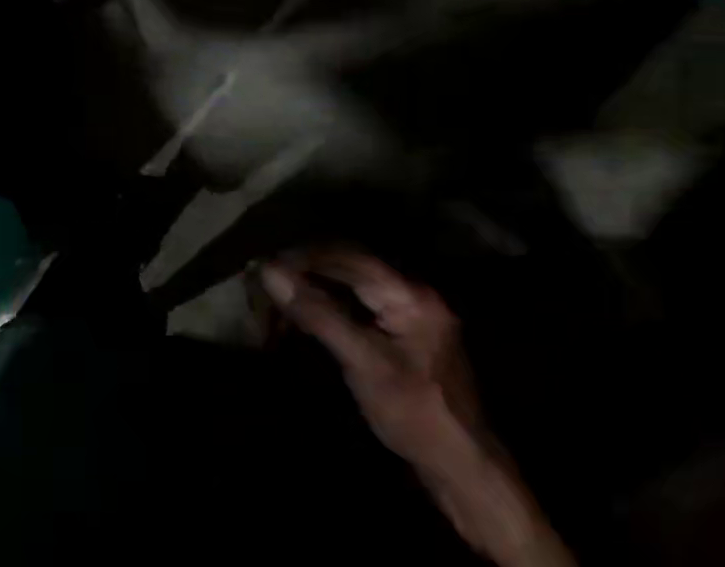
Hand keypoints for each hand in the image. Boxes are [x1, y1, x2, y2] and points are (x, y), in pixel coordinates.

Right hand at [261, 251, 574, 566]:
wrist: (461, 467)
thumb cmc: (414, 412)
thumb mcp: (362, 362)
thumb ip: (317, 312)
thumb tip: (268, 270)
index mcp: (409, 294)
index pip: (346, 256)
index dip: (302, 257)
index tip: (264, 268)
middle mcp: (409, 293)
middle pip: (343, 265)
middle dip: (301, 273)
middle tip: (263, 287)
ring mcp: (404, 311)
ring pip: (343, 283)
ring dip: (307, 290)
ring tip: (274, 305)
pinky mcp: (396, 330)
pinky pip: (350, 302)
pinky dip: (320, 307)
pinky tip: (297, 321)